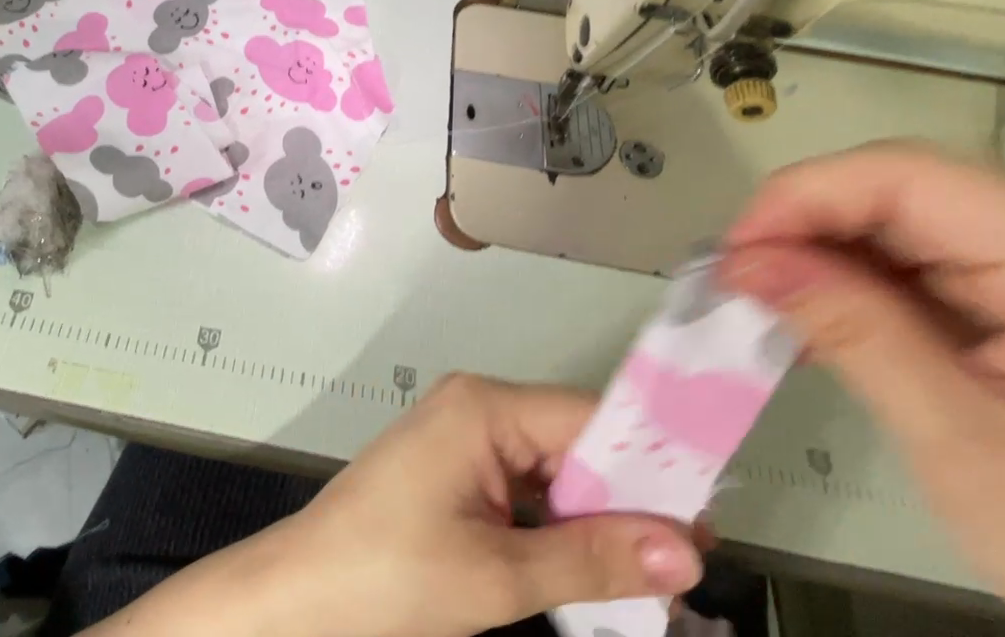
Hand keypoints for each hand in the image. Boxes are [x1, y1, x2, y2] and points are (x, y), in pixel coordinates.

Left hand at [89, 376, 702, 636]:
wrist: (297, 597)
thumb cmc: (389, 575)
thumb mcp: (500, 575)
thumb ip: (595, 559)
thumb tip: (689, 550)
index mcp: (483, 408)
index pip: (591, 419)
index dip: (652, 466)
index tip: (707, 523)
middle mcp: (475, 408)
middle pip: (575, 446)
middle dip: (627, 506)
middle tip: (684, 569)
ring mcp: (462, 440)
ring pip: (553, 474)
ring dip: (595, 526)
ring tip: (651, 582)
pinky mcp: (454, 473)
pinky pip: (524, 492)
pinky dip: (557, 531)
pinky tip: (592, 574)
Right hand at [721, 143, 1004, 636]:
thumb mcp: (968, 451)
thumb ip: (857, 337)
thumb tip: (746, 261)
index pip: (914, 177)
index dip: (804, 196)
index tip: (733, 254)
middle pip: (913, 191)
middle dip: (808, 230)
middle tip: (738, 286)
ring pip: (916, 222)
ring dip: (830, 259)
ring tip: (771, 308)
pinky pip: (940, 263)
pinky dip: (869, 286)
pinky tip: (828, 322)